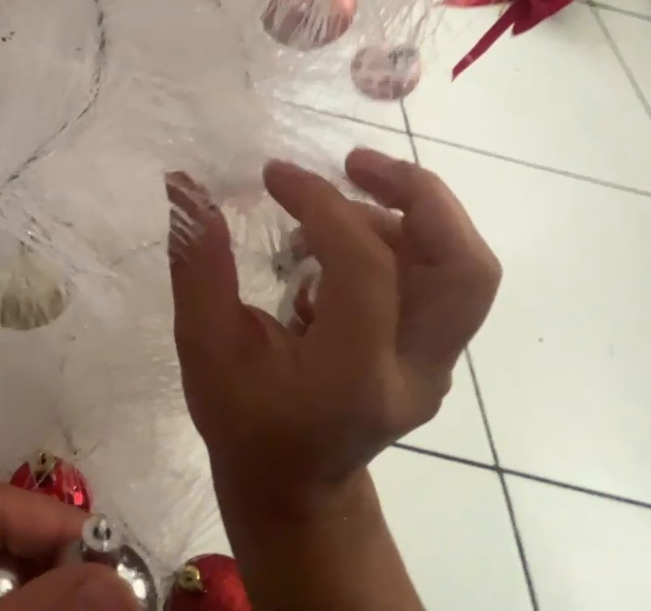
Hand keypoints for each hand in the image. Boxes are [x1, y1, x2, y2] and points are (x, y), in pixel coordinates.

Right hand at [165, 149, 500, 512]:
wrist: (293, 487)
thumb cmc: (241, 420)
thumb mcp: (204, 345)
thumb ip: (199, 264)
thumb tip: (185, 186)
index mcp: (352, 377)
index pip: (365, 268)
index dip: (321, 205)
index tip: (273, 174)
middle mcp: (414, 371)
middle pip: (464, 268)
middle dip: (419, 195)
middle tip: (355, 163)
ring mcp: (435, 367)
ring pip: (464, 270)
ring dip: (408, 214)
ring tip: (335, 203)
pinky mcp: (434, 356)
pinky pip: (440, 282)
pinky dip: (400, 241)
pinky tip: (337, 244)